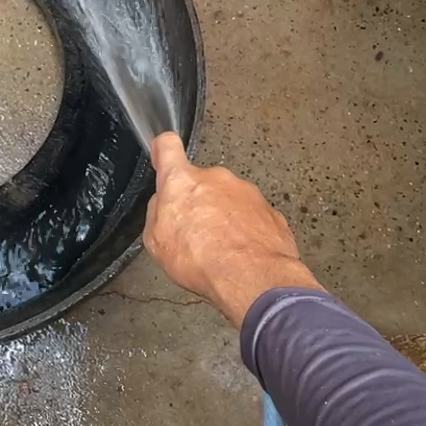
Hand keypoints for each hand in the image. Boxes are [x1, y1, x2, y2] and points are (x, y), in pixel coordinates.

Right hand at [143, 133, 323, 326]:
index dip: (162, 150)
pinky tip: (239, 256)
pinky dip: (244, 232)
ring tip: (218, 251)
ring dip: (222, 219)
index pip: (167, 147)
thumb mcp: (156, 242)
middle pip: (200, 182)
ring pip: (227, 200)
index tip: (162, 153)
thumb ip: (157, 214)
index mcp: (182, 181)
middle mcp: (215, 178)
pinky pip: (250, 217)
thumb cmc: (203, 260)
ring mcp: (246, 192)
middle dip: (197, 203)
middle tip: (194, 233)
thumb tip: (163, 206)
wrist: (251, 278)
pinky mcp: (269, 210)